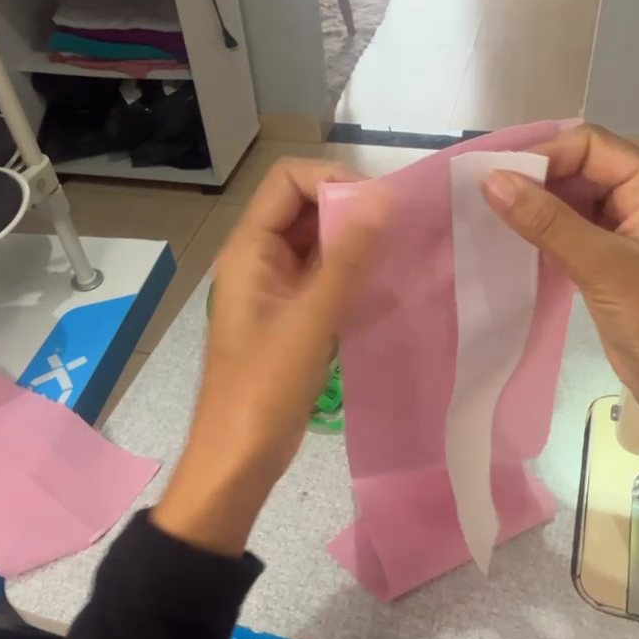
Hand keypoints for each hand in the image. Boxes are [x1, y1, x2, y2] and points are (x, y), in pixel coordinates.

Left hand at [152, 159, 387, 553]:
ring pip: (317, 243)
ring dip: (354, 243)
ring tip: (398, 256)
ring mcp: (275, 288)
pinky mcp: (291, 316)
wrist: (239, 457)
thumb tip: (383, 196)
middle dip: (349, 210)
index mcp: (249, 248)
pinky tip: (383, 285)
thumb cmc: (265, 388)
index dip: (332, 181)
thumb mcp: (311, 319)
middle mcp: (259, 258)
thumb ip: (347, 257)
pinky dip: (350, 273)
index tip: (379, 207)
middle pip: (304, 207)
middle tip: (398, 232)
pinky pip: (322, 276)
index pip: (288, 181)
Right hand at [481, 125, 638, 487]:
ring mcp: (630, 234)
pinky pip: (573, 234)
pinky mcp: (614, 264)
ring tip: (490, 216)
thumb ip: (547, 222)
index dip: (545, 155)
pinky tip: (513, 242)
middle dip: (536, 179)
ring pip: (574, 203)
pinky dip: (545, 234)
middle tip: (485, 196)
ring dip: (537, 207)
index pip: (593, 146)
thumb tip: (491, 180)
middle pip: (582, 169)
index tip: (497, 179)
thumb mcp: (604, 267)